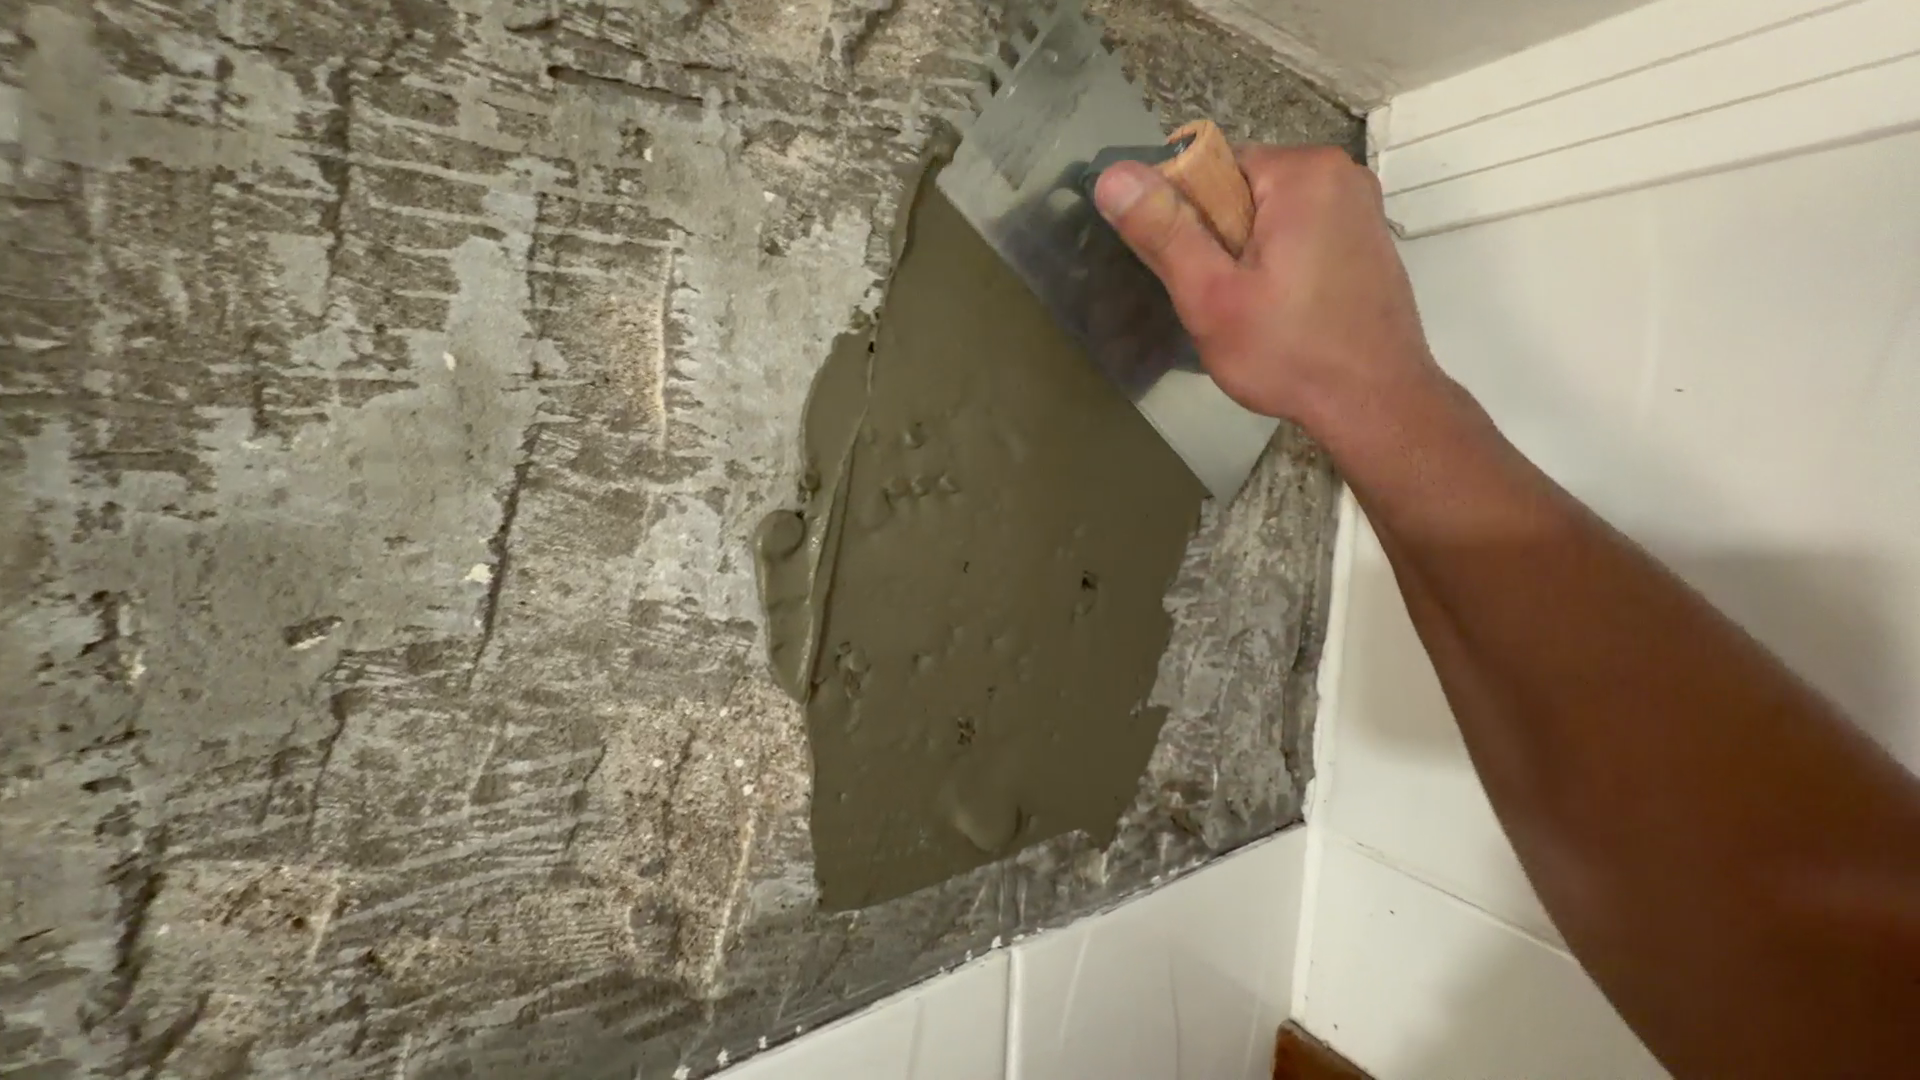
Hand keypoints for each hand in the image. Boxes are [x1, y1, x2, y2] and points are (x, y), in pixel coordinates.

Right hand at [1093, 145, 1440, 430]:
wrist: (1374, 404)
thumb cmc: (1288, 352)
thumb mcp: (1210, 296)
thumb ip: (1163, 232)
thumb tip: (1113, 176)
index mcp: (1302, 172)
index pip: (1212, 167)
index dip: (1185, 220)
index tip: (1191, 273)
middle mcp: (1340, 174)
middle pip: (1242, 192)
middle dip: (1218, 244)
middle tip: (1221, 302)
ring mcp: (1360, 209)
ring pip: (1269, 219)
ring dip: (1246, 260)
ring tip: (1250, 313)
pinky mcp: (1366, 243)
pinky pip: (1300, 238)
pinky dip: (1279, 268)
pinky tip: (1280, 314)